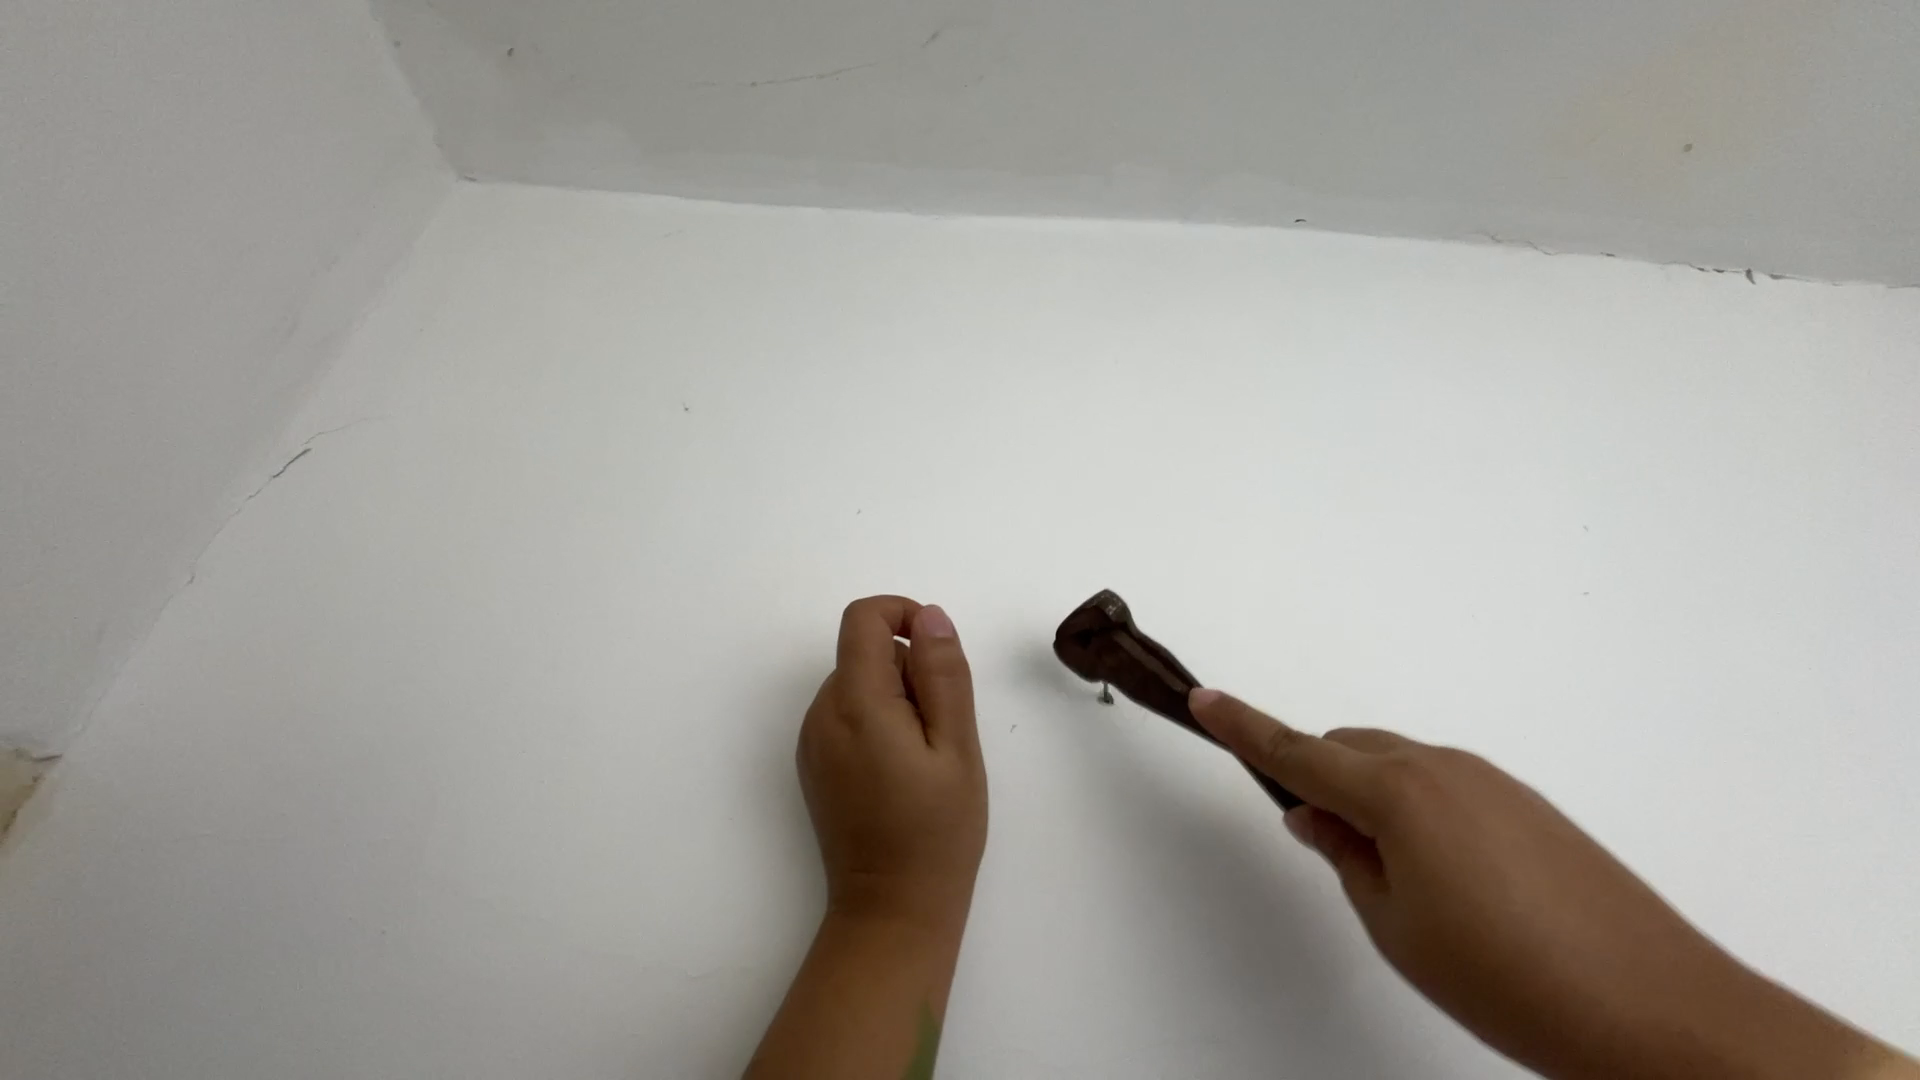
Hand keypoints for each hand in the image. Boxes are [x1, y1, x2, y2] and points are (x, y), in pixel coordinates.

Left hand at [797, 596, 986, 928]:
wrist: (892, 910)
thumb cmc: (937, 830)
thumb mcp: (956, 746)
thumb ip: (943, 674)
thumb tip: (930, 615)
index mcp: (854, 703)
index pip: (863, 618)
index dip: (904, 615)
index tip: (939, 654)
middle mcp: (820, 714)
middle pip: (865, 653)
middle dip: (910, 671)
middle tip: (942, 731)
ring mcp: (812, 740)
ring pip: (859, 683)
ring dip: (898, 698)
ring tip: (925, 757)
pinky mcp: (814, 763)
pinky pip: (848, 714)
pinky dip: (879, 721)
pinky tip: (901, 772)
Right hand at [1190, 689, 1914, 1079]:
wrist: (1667, 1017)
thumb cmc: (1503, 976)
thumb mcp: (1395, 925)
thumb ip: (1344, 856)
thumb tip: (1318, 817)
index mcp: (1396, 794)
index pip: (1297, 752)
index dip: (1243, 727)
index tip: (1203, 698)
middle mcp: (1439, 768)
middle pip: (1349, 748)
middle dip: (1316, 774)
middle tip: (1320, 839)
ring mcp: (1491, 781)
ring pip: (1396, 764)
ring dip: (1368, 793)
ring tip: (1393, 873)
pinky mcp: (1528, 804)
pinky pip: (1441, 784)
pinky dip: (1414, 806)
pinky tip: (1450, 876)